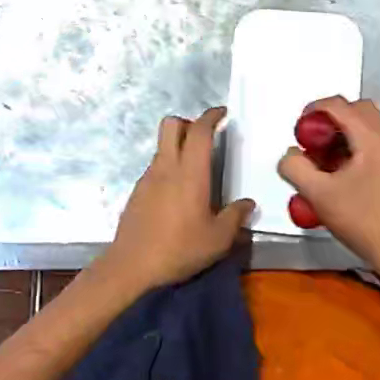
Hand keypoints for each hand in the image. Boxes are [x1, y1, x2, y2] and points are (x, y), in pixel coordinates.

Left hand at [97, 107, 254, 289]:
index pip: (199, 131)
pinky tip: (177, 194)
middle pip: (171, 125)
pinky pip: (155, 167)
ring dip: (178, 146)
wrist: (131, 266)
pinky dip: (168, 167)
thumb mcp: (218, 239)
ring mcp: (147, 178)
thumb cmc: (179, 249)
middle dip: (189, 123)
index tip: (222, 114)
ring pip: (162, 146)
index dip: (211, 117)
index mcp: (190, 173)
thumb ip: (236, 217)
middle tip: (205, 138)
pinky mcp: (137, 191)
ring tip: (194, 170)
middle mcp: (166, 167)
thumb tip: (247, 204)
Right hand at [278, 97, 379, 271]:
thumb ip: (295, 168)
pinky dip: (356, 146)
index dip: (314, 110)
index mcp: (371, 138)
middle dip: (331, 119)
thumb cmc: (362, 220)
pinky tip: (342, 174)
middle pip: (357, 109)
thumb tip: (291, 156)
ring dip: (344, 133)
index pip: (339, 105)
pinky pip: (376, 143)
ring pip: (369, 126)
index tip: (299, 129)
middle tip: (313, 142)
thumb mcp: (318, 194)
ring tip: (325, 159)